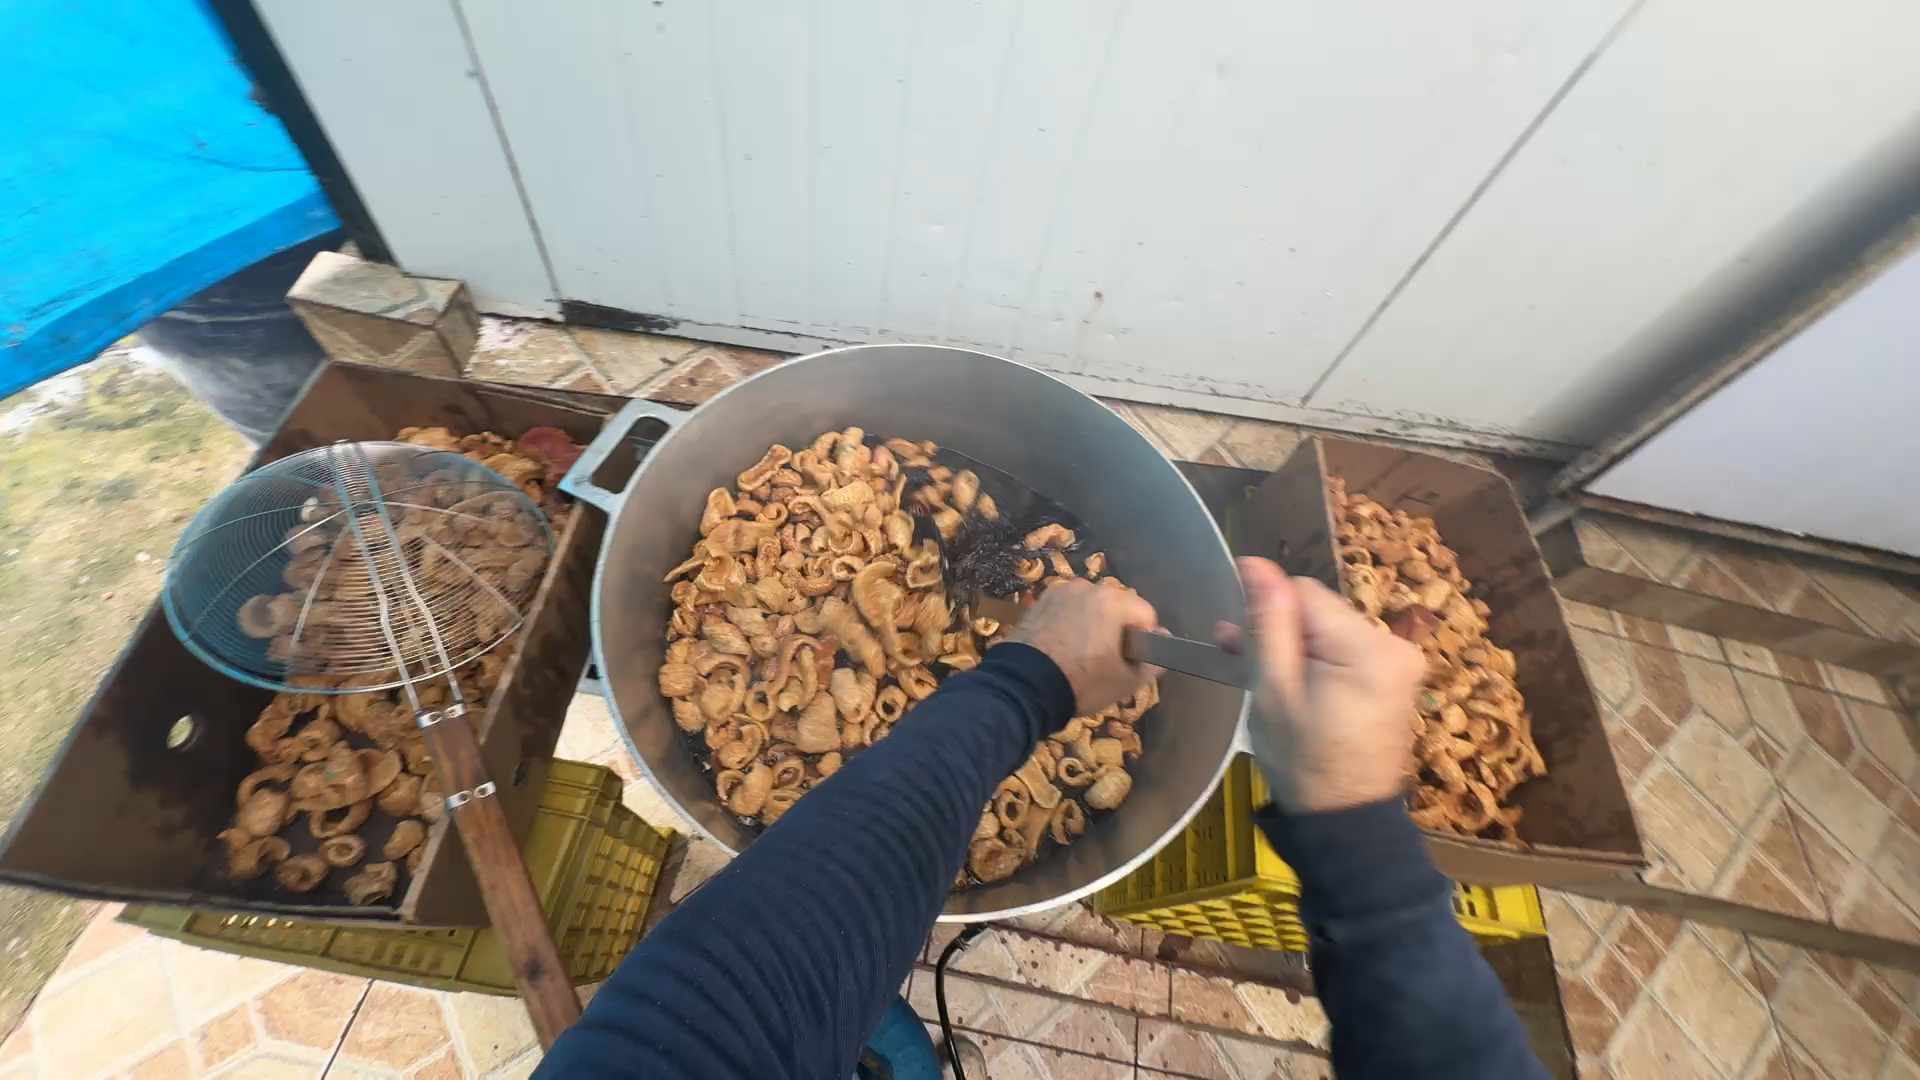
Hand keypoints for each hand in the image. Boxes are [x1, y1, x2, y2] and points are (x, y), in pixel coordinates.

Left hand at [1007, 579, 1163, 714]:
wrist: (1023, 685)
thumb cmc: (1081, 682)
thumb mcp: (1126, 681)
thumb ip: (1153, 659)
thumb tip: (1162, 637)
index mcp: (1112, 601)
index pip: (1146, 613)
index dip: (1144, 638)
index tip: (1130, 660)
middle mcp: (1086, 587)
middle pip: (1116, 606)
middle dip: (1116, 628)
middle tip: (1105, 660)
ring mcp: (1059, 592)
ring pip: (1089, 607)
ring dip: (1091, 624)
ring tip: (1079, 655)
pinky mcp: (1038, 602)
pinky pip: (1065, 610)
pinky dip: (1068, 623)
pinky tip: (1060, 648)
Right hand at [1226, 557, 1423, 813]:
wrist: (1344, 818)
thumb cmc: (1301, 758)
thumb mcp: (1273, 688)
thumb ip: (1267, 623)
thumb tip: (1255, 564)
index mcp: (1368, 648)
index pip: (1304, 592)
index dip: (1266, 609)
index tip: (1238, 636)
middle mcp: (1394, 645)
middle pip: (1317, 609)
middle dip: (1276, 628)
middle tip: (1238, 654)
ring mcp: (1398, 660)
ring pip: (1325, 626)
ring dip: (1289, 643)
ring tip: (1254, 669)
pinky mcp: (1392, 674)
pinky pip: (1340, 646)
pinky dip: (1311, 657)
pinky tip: (1286, 677)